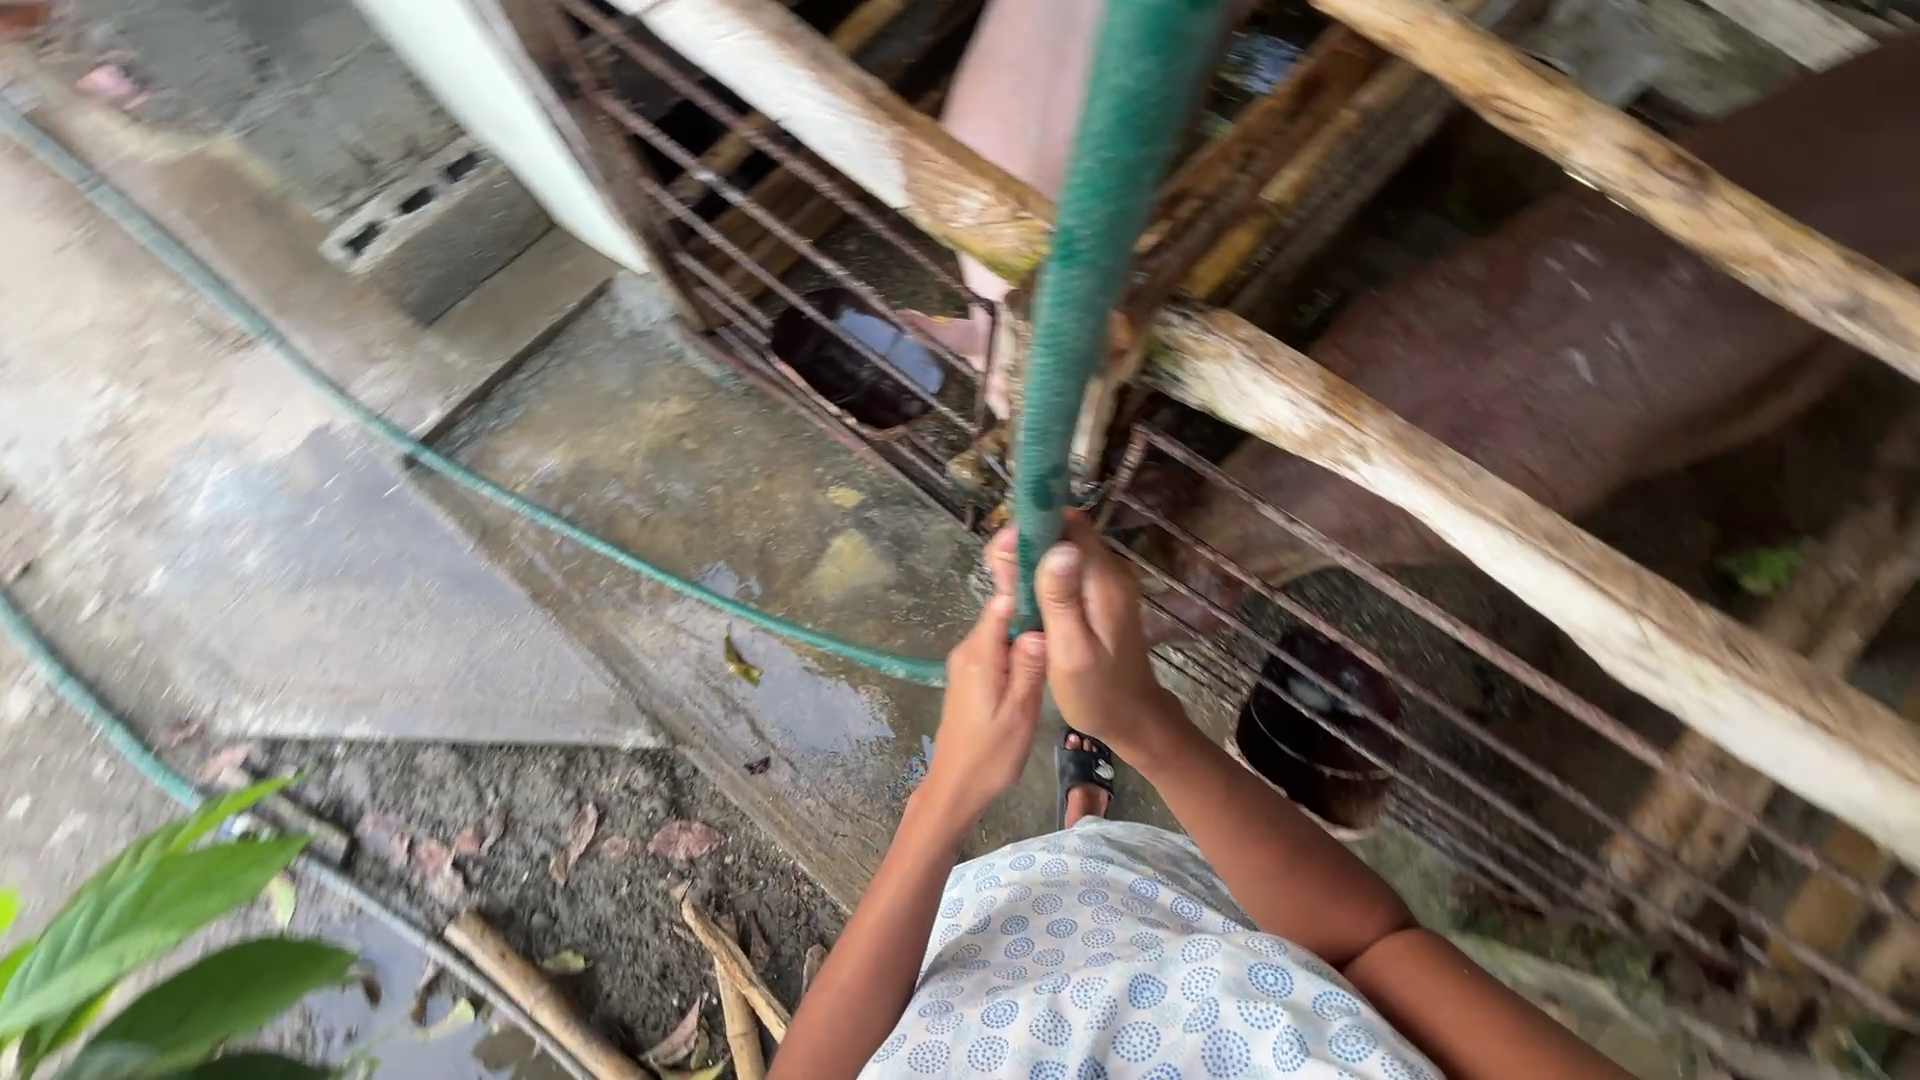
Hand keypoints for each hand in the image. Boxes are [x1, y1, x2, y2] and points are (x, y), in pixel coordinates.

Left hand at [923, 588, 1047, 822]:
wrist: (955, 786)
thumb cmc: (989, 755)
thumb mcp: (1018, 714)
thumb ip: (1028, 668)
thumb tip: (1040, 627)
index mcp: (978, 656)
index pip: (1001, 604)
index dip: (1026, 586)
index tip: (1056, 577)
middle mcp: (967, 651)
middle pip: (1001, 615)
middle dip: (1031, 608)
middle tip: (1068, 607)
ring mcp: (966, 663)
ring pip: (1000, 631)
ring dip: (1025, 629)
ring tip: (1060, 626)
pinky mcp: (969, 675)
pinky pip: (995, 648)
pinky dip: (1015, 647)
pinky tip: (1038, 654)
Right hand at [1004, 512, 1186, 757]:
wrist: (1132, 718)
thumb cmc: (1097, 692)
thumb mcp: (1071, 651)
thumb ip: (1062, 599)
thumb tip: (1058, 548)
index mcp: (1105, 581)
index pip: (1069, 526)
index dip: (1033, 528)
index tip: (1002, 552)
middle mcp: (1110, 572)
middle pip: (1063, 533)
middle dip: (1025, 545)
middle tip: (997, 575)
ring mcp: (1106, 582)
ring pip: (1061, 550)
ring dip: (1029, 560)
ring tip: (1002, 585)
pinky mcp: (1099, 594)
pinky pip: (1066, 570)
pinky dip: (1040, 577)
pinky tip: (1021, 597)